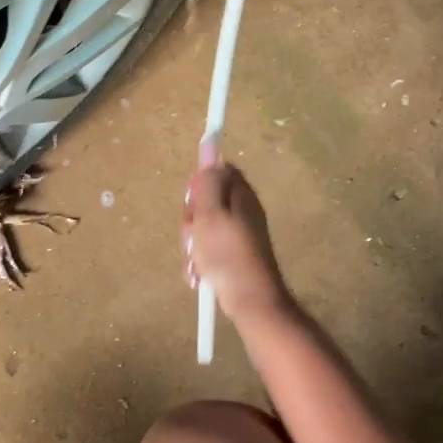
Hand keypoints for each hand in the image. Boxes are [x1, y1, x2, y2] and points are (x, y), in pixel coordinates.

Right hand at [184, 136, 290, 320]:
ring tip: (197, 262)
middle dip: (191, 221)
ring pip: (203, 229)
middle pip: (206, 202)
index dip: (198, 186)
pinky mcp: (234, 256)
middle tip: (194, 236)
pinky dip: (200, 261)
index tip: (194, 204)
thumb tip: (210, 142)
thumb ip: (207, 181)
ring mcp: (239, 235)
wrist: (250, 300)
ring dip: (193, 245)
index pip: (216, 172)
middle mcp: (242, 211)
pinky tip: (199, 275)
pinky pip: (208, 250)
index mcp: (240, 196)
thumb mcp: (210, 214)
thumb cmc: (227, 255)